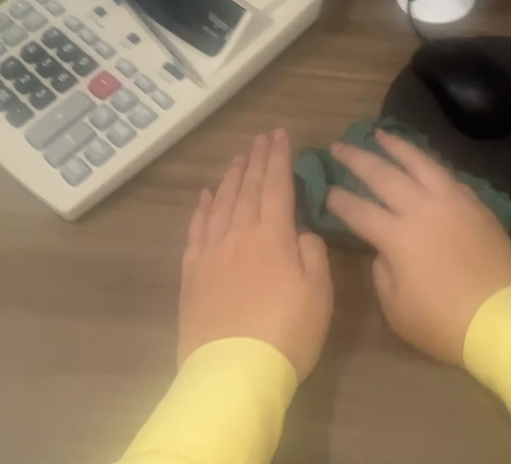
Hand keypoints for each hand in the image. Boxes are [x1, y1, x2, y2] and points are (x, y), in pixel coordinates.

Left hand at [178, 130, 332, 380]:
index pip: (277, 186)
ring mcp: (211, 253)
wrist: (233, 375)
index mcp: (273, 236)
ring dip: (231, 177)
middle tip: (261, 138)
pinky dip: (202, 208)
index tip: (280, 135)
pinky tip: (205, 196)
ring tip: (238, 158)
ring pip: (221, 203)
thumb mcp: (319, 293)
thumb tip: (300, 230)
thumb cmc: (287, 334)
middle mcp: (239, 234)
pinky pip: (196, 229)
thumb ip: (312, 252)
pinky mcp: (191, 274)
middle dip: (256, 160)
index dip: (279, 159)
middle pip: (248, 188)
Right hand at [327, 130, 510, 365]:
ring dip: (396, 146)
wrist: (501, 319)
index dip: (340, 200)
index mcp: (398, 236)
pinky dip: (429, 164)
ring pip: (420, 163)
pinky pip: (447, 175)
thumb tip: (383, 249)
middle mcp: (423, 208)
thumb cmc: (443, 323)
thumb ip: (382, 272)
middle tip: (339, 146)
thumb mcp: (397, 309)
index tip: (327, 191)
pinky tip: (421, 160)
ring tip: (380, 134)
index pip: (360, 210)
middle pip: (384, 175)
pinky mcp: (475, 204)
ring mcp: (452, 201)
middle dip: (357, 159)